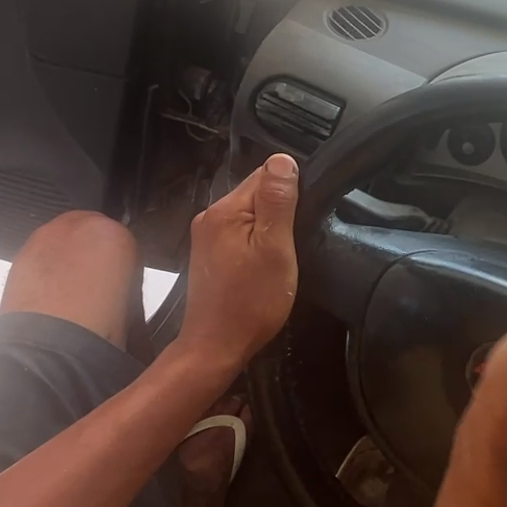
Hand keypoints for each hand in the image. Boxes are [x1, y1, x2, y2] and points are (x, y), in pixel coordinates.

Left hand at [174, 154, 300, 372]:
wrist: (216, 347)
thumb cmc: (251, 301)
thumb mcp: (274, 248)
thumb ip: (278, 202)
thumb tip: (283, 159)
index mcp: (225, 209)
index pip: (265, 174)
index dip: (290, 193)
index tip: (299, 221)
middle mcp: (210, 215)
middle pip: (256, 193)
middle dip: (279, 211)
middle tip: (290, 244)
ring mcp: (207, 235)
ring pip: (250, 213)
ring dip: (269, 228)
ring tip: (279, 256)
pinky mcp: (210, 253)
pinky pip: (241, 231)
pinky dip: (257, 241)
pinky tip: (263, 264)